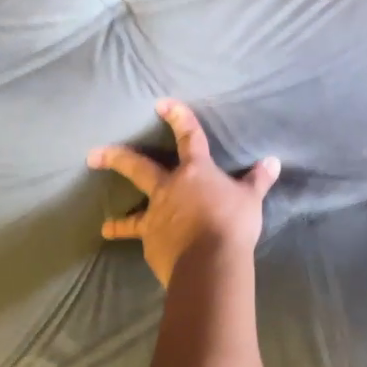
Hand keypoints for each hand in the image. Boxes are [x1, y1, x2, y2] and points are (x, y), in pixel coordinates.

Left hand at [88, 99, 280, 286]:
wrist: (208, 263)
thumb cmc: (231, 222)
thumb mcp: (251, 199)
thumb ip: (258, 180)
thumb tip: (273, 162)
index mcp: (196, 171)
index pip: (189, 137)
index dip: (178, 118)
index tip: (162, 103)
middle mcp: (169, 189)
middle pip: (138, 168)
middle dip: (115, 159)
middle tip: (93, 155)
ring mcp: (155, 218)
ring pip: (132, 217)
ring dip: (119, 222)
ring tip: (106, 227)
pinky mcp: (151, 245)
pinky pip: (146, 242)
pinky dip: (149, 244)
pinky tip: (152, 251)